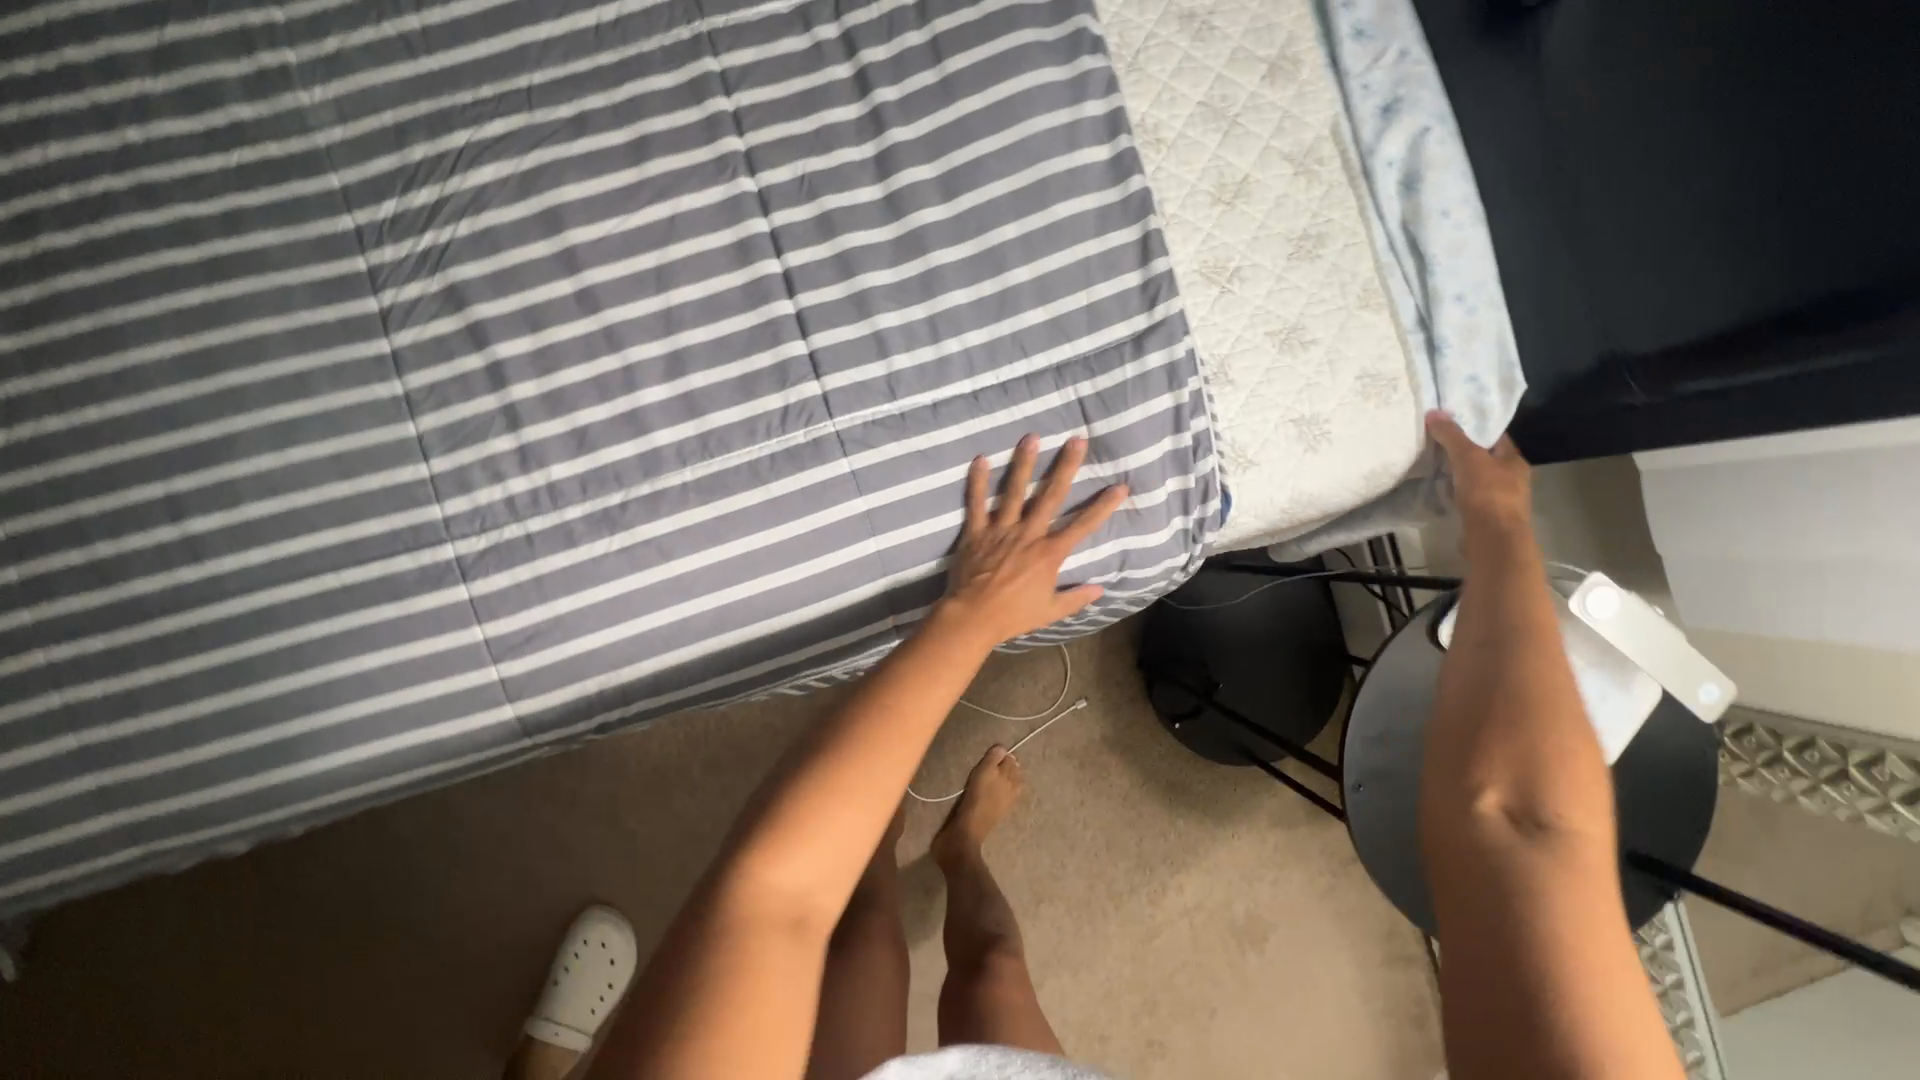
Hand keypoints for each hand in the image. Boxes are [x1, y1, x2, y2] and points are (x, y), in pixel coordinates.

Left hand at [935, 434, 1128, 646]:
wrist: (973, 617)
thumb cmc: (1013, 616)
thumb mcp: (1050, 611)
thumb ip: (1075, 598)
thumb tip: (1099, 590)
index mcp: (1049, 553)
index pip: (1083, 525)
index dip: (1103, 506)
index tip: (1120, 486)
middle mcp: (1028, 534)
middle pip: (1051, 495)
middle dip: (1066, 466)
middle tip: (1077, 440)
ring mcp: (1001, 530)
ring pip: (1014, 490)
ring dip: (1024, 463)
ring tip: (1032, 437)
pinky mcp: (976, 532)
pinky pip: (976, 503)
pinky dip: (978, 481)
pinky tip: (981, 459)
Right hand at [1427, 409, 1532, 558]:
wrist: (1492, 537)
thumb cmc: (1487, 493)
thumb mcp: (1468, 457)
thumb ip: (1451, 435)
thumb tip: (1434, 412)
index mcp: (1515, 460)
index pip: (1496, 437)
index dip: (1476, 428)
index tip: (1453, 423)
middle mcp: (1513, 479)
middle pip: (1487, 459)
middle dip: (1465, 452)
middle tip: (1438, 443)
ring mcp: (1501, 500)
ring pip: (1478, 480)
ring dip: (1460, 475)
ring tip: (1435, 467)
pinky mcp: (1487, 518)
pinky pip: (1470, 499)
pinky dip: (1457, 494)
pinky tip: (1441, 493)